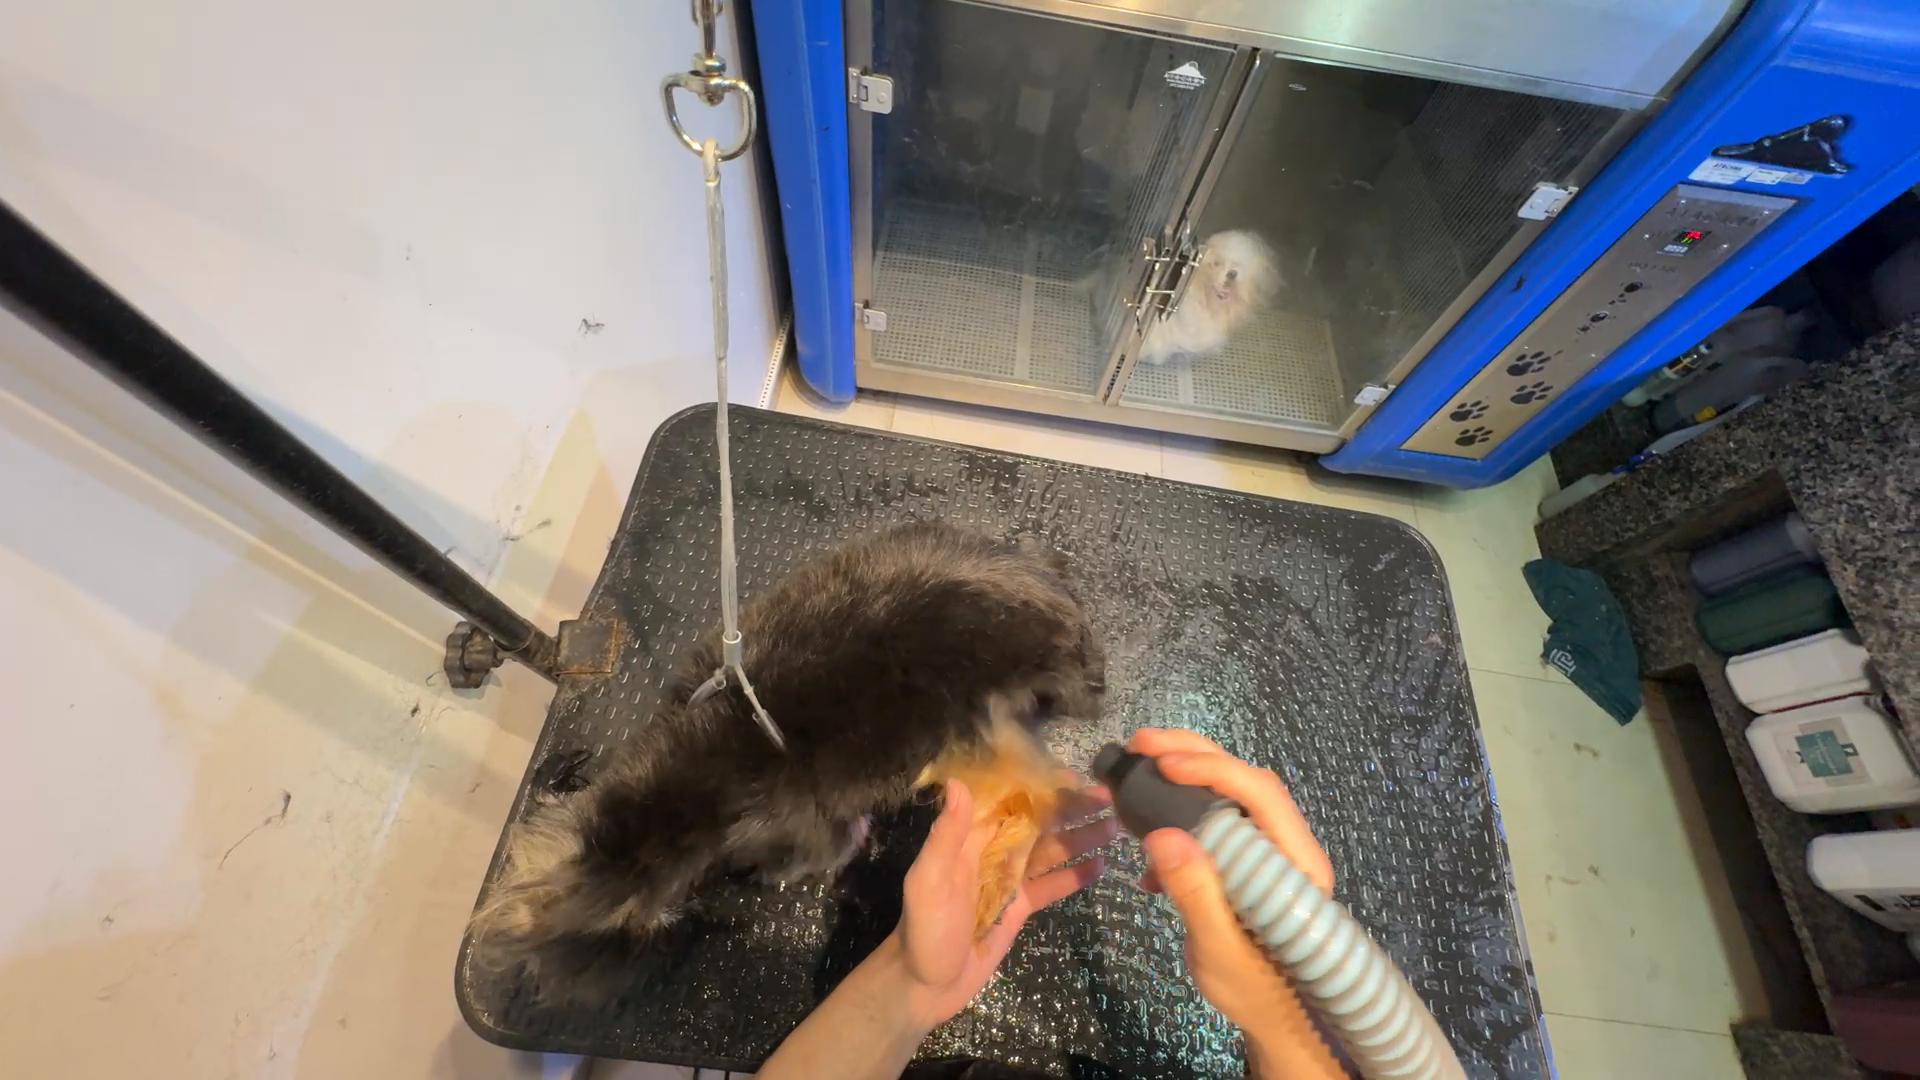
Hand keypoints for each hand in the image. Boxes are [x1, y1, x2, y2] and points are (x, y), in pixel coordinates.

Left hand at [887, 777, 1116, 1030]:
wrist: (925, 985)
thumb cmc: (924, 928)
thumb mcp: (929, 879)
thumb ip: (947, 833)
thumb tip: (956, 782)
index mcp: (971, 835)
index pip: (1010, 799)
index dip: (1039, 783)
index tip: (1072, 775)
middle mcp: (994, 848)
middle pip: (1037, 820)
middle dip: (1070, 807)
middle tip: (1107, 796)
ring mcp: (1010, 876)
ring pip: (1050, 849)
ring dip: (1080, 836)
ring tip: (1114, 825)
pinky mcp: (1020, 904)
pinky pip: (1051, 884)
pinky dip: (1074, 874)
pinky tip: (1100, 865)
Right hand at [1128, 728, 1342, 1074]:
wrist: (1276, 1017)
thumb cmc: (1256, 990)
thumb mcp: (1222, 952)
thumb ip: (1197, 896)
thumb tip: (1162, 834)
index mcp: (1296, 861)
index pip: (1260, 793)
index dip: (1213, 769)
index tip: (1165, 765)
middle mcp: (1285, 841)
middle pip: (1243, 777)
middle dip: (1193, 752)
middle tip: (1142, 743)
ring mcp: (1265, 845)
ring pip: (1227, 787)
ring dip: (1184, 767)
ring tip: (1141, 758)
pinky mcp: (1243, 853)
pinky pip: (1214, 810)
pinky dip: (1179, 800)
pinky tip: (1147, 824)